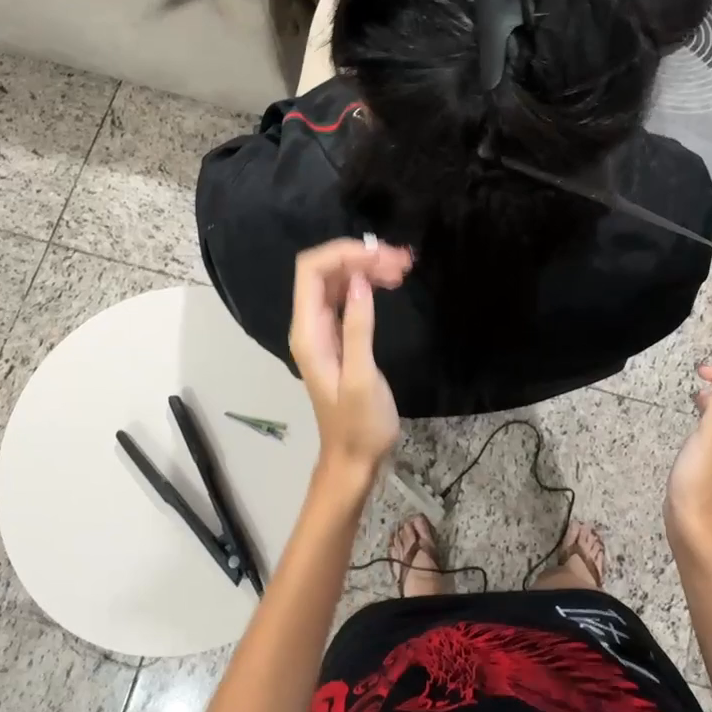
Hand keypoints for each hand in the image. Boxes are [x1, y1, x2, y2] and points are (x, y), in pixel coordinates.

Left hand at [287, 238, 410, 475]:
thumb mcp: (362, 377)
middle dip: (360, 257)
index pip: (311, 271)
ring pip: (339, 282)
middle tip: (402, 262)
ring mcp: (323, 330)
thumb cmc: (360, 425)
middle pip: (325, 271)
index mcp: (308, 333)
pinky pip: (348, 298)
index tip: (381, 254)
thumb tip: (360, 281)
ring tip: (403, 268)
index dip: (343, 253)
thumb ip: (358, 328)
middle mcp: (310, 325)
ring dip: (367, 268)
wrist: (355, 458)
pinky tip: (391, 284)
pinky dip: (368, 285)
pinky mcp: (339, 337)